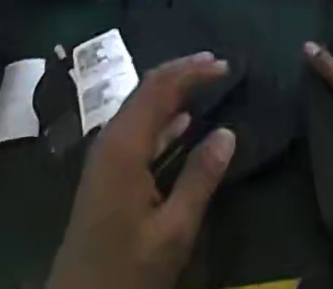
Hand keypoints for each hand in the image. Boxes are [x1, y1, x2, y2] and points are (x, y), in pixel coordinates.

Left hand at [47, 53, 237, 288]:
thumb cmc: (126, 270)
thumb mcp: (173, 232)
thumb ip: (199, 179)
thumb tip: (227, 133)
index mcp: (124, 144)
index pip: (159, 88)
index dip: (190, 71)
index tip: (223, 64)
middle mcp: (111, 138)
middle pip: (147, 90)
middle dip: (181, 73)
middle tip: (217, 65)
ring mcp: (106, 154)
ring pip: (140, 107)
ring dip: (172, 92)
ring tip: (205, 82)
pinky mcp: (107, 170)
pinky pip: (136, 128)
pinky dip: (162, 118)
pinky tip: (182, 123)